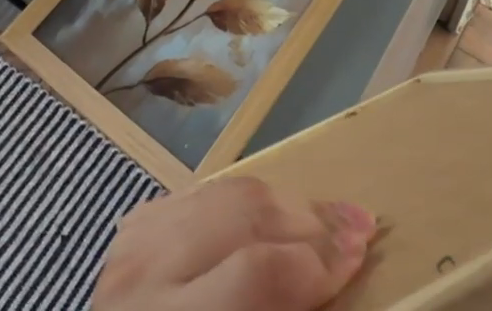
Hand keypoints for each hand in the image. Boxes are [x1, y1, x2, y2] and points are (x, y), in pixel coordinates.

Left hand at [92, 177, 375, 310]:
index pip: (258, 271)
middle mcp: (143, 277)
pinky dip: (242, 200)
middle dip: (310, 219)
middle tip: (359, 225)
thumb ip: (282, 307)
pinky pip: (199, 194)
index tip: (361, 254)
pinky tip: (275, 211)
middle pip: (242, 217)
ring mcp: (131, 245)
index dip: (318, 259)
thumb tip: (333, 274)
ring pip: (222, 193)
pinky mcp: (130, 229)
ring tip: (328, 216)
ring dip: (284, 202)